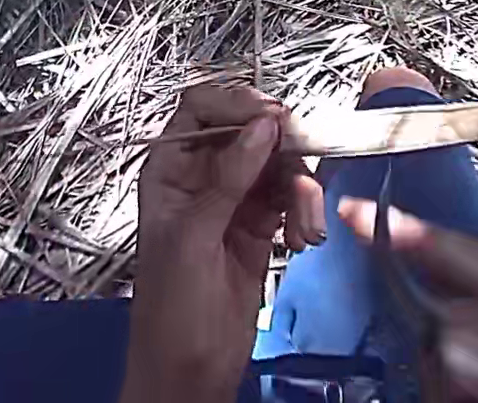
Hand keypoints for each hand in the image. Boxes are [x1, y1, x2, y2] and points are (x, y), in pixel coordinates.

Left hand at [121, 86, 325, 402]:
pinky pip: (289, 194)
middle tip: (300, 157)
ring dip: (298, 186)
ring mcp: (235, 195)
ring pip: (275, 161)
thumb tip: (264, 124)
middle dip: (278, 143)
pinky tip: (303, 238)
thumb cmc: (172, 307)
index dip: (234, 103)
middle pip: (247, 129)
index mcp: (172, 165)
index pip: (201, 108)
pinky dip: (303, 209)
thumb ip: (230, 177)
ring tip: (305, 225)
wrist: (189, 377)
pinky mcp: (261, 220)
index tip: (270, 114)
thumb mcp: (194, 235)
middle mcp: (204, 171)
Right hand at [340, 199, 477, 402]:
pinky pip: (461, 354)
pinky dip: (461, 379)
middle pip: (451, 302)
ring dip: (457, 376)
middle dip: (448, 349)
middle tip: (476, 393)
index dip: (411, 235)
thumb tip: (445, 342)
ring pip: (448, 334)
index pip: (472, 256)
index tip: (354, 214)